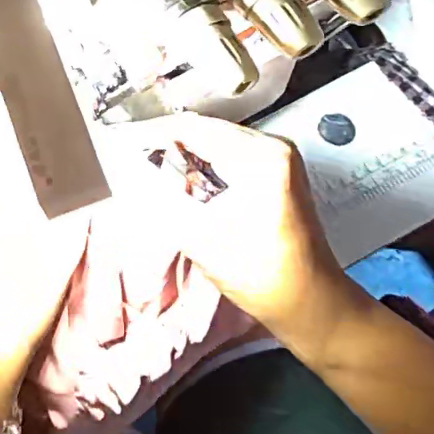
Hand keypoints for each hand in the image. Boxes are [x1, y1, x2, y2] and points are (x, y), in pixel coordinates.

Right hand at [114, 112, 360, 349]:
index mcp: (263, 159)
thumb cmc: (267, 281)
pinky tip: (178, 175)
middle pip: (205, 129)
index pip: (195, 130)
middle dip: (164, 140)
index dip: (152, 133)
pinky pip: (228, 151)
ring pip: (214, 138)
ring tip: (143, 161)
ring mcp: (278, 154)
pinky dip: (200, 160)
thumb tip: (130, 170)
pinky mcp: (276, 166)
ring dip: (180, 149)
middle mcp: (274, 145)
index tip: (119, 139)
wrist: (314, 304)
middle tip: (125, 151)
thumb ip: (165, 200)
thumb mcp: (206, 242)